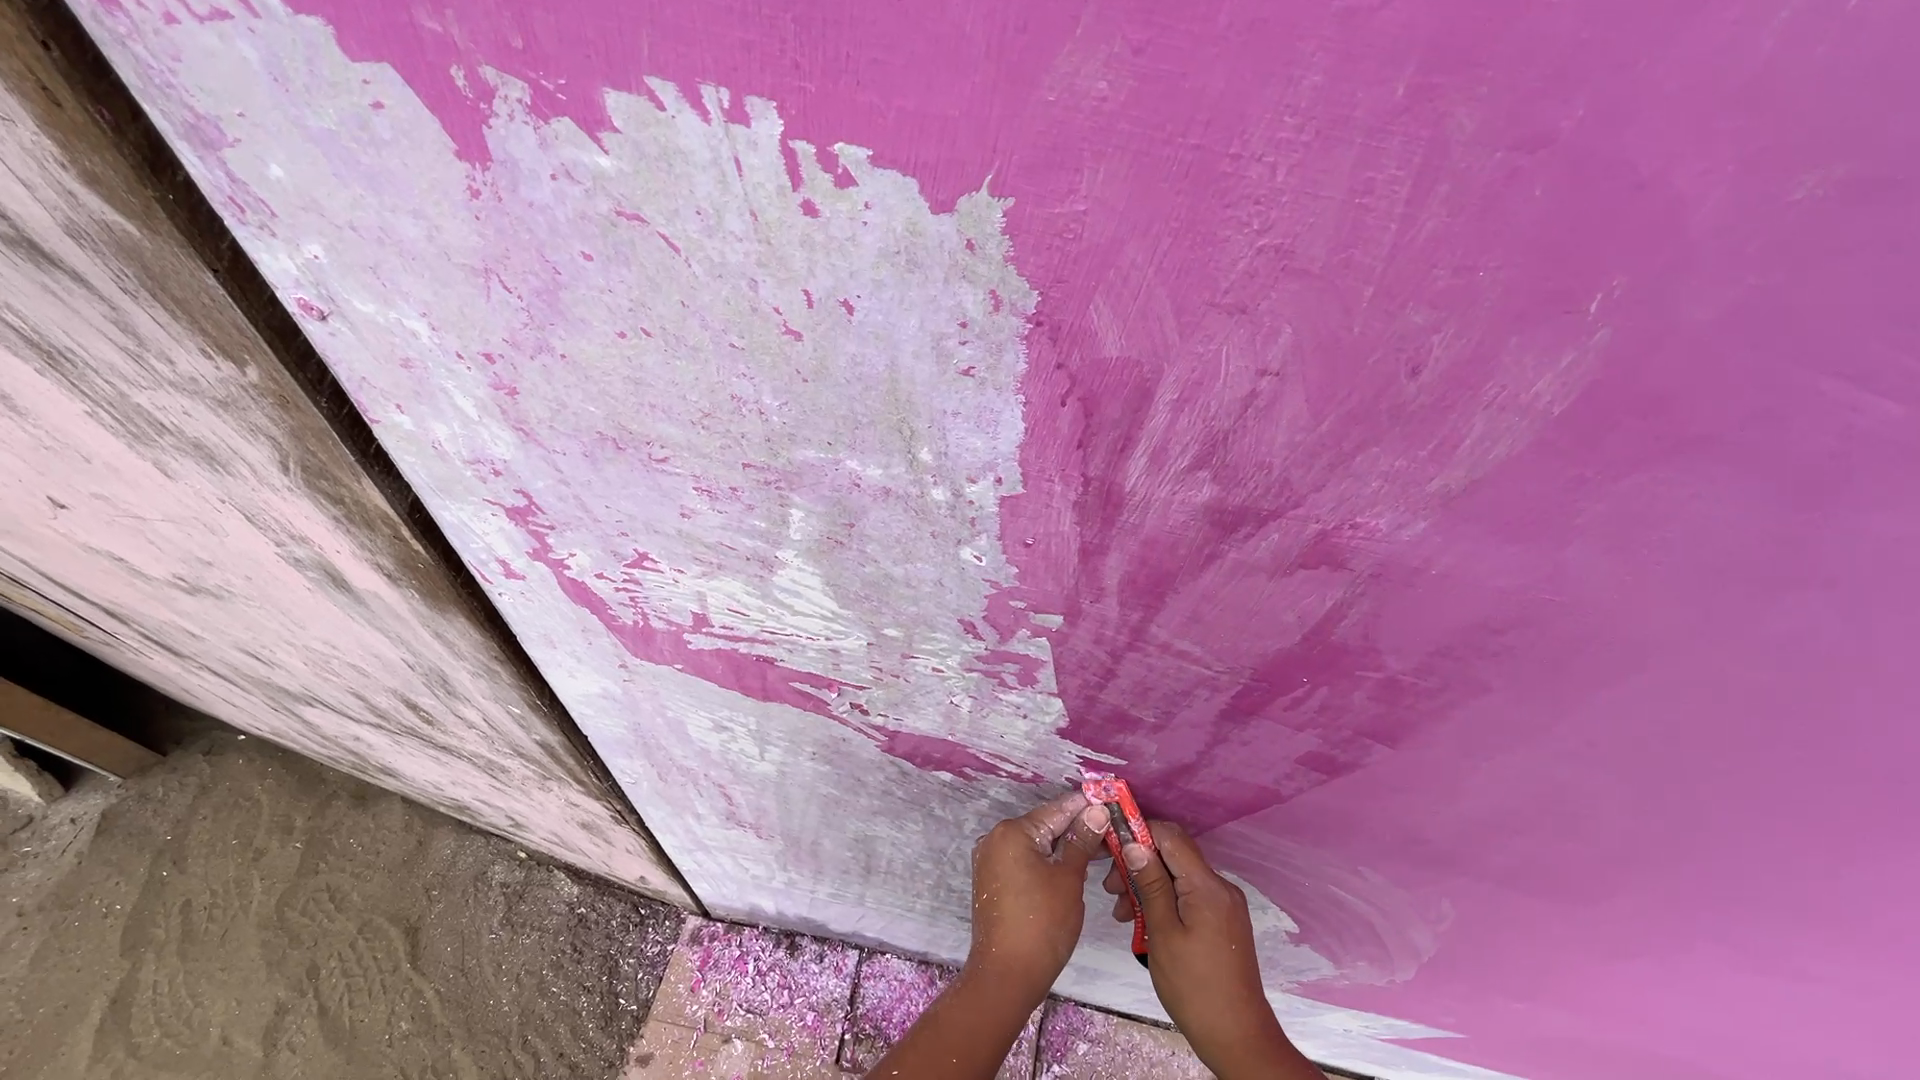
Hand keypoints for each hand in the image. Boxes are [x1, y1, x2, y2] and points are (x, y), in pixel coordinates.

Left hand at [966, 790, 1111, 1006]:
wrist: (1007, 975)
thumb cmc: (1043, 925)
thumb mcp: (1069, 879)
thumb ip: (1082, 841)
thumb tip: (1097, 810)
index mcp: (1013, 831)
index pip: (1057, 809)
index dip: (1088, 806)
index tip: (1114, 801)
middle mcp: (996, 837)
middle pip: (1046, 825)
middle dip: (1079, 828)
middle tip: (1114, 831)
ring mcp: (991, 859)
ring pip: (1037, 843)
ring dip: (1065, 846)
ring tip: (1102, 849)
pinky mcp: (994, 878)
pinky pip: (1026, 859)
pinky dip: (1049, 860)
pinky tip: (1075, 864)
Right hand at [1105, 822, 1320, 1079]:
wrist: (1237, 1036)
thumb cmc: (1193, 987)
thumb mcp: (1162, 933)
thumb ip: (1149, 885)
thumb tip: (1134, 843)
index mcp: (1207, 886)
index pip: (1170, 836)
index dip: (1138, 832)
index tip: (1109, 847)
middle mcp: (1220, 887)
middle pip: (1173, 856)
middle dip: (1138, 864)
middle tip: (1110, 889)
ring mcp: (1224, 905)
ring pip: (1178, 877)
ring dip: (1148, 886)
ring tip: (1122, 913)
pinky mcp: (1223, 922)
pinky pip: (1189, 896)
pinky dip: (1164, 902)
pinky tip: (1143, 923)